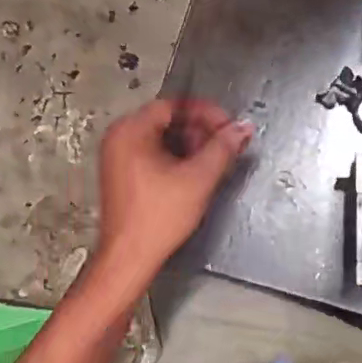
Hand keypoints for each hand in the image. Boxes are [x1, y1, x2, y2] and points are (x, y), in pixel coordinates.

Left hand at [95, 98, 252, 279]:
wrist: (131, 256)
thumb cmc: (157, 218)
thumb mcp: (199, 178)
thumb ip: (224, 148)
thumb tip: (242, 128)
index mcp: (131, 132)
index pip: (174, 106)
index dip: (206, 113)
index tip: (228, 126)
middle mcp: (119, 139)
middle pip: (168, 121)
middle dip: (201, 130)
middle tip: (225, 144)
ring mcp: (119, 158)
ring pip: (163, 139)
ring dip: (191, 146)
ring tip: (214, 162)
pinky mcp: (125, 176)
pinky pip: (154, 155)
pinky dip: (177, 159)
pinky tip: (196, 174)